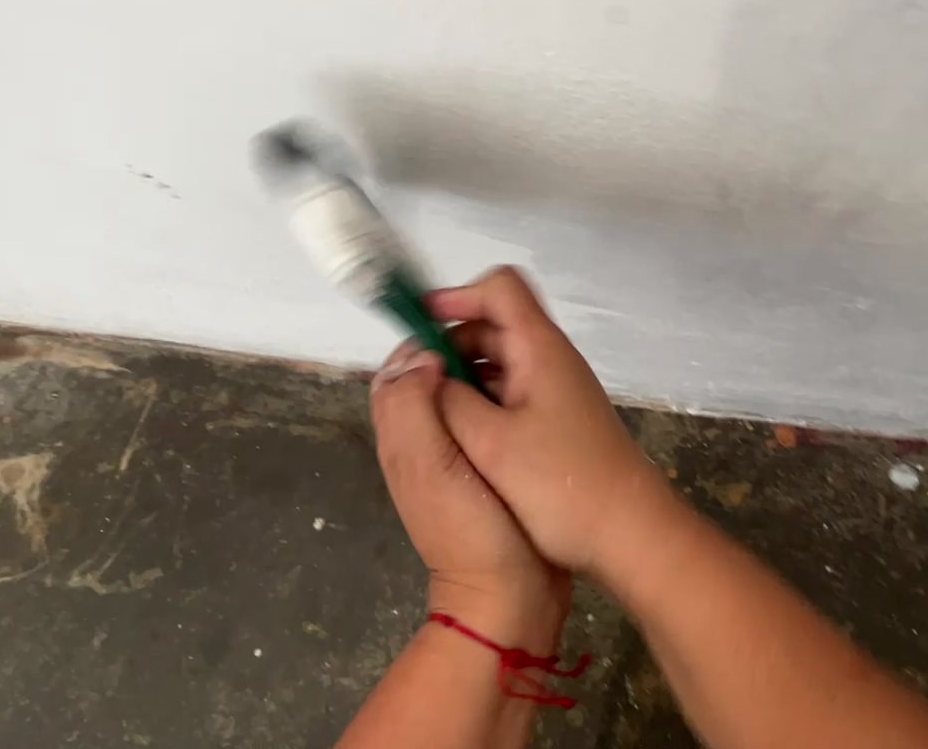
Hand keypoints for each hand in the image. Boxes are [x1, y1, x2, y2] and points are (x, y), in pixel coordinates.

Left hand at [368, 342, 568, 647]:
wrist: (508, 595)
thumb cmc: (470, 526)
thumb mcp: (429, 463)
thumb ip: (414, 405)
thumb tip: (421, 355)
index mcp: (400, 434)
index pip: (400, 367)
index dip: (428, 340)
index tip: (468, 331)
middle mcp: (419, 439)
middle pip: (430, 377)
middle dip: (460, 353)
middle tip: (502, 347)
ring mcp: (453, 456)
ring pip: (461, 395)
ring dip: (484, 375)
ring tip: (520, 369)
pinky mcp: (485, 469)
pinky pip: (486, 418)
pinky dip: (500, 402)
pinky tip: (528, 403)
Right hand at [432, 267, 676, 576]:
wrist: (631, 535)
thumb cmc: (561, 486)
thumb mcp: (491, 444)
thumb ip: (449, 401)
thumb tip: (421, 369)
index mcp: (539, 348)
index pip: (500, 288)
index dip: (457, 296)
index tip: (420, 327)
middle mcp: (550, 358)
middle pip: (494, 324)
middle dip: (451, 344)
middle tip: (416, 384)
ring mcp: (555, 388)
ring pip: (499, 361)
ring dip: (463, 376)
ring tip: (430, 413)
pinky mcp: (556, 417)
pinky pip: (509, 390)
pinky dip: (480, 399)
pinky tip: (461, 434)